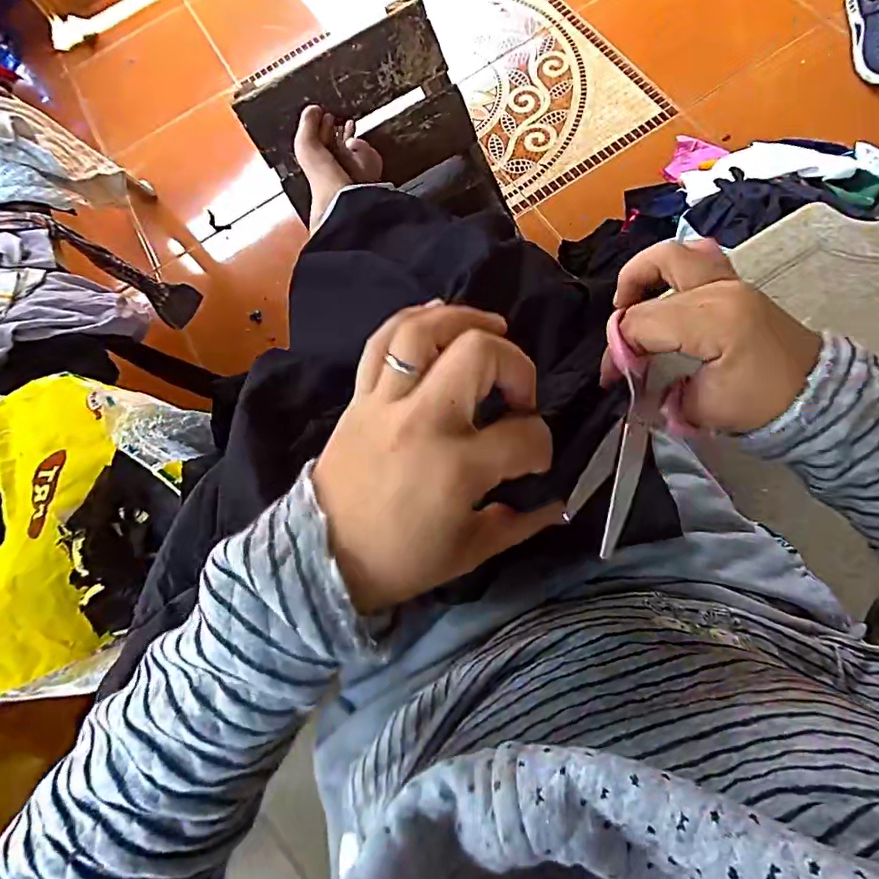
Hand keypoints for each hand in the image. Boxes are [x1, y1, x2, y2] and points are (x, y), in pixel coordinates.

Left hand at [313, 302, 562, 611]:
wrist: (323, 561)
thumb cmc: (402, 560)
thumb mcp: (472, 550)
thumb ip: (521, 522)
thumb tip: (556, 502)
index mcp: (457, 466)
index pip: (524, 433)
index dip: (542, 443)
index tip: (534, 459)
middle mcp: (423, 420)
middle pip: (480, 355)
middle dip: (517, 367)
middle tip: (519, 396)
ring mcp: (386, 403)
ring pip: (424, 332)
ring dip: (466, 320)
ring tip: (493, 328)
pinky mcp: (360, 398)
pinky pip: (382, 342)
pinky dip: (413, 319)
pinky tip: (438, 316)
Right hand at [601, 239, 820, 434]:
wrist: (818, 396)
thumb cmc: (767, 403)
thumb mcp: (708, 409)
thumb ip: (666, 395)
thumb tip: (640, 384)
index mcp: (712, 317)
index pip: (643, 321)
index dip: (619, 350)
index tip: (613, 377)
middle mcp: (721, 289)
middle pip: (655, 267)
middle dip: (626, 298)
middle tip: (620, 327)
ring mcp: (733, 282)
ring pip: (680, 251)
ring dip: (649, 270)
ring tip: (637, 299)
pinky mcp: (740, 287)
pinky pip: (701, 259)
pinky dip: (675, 271)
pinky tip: (668, 295)